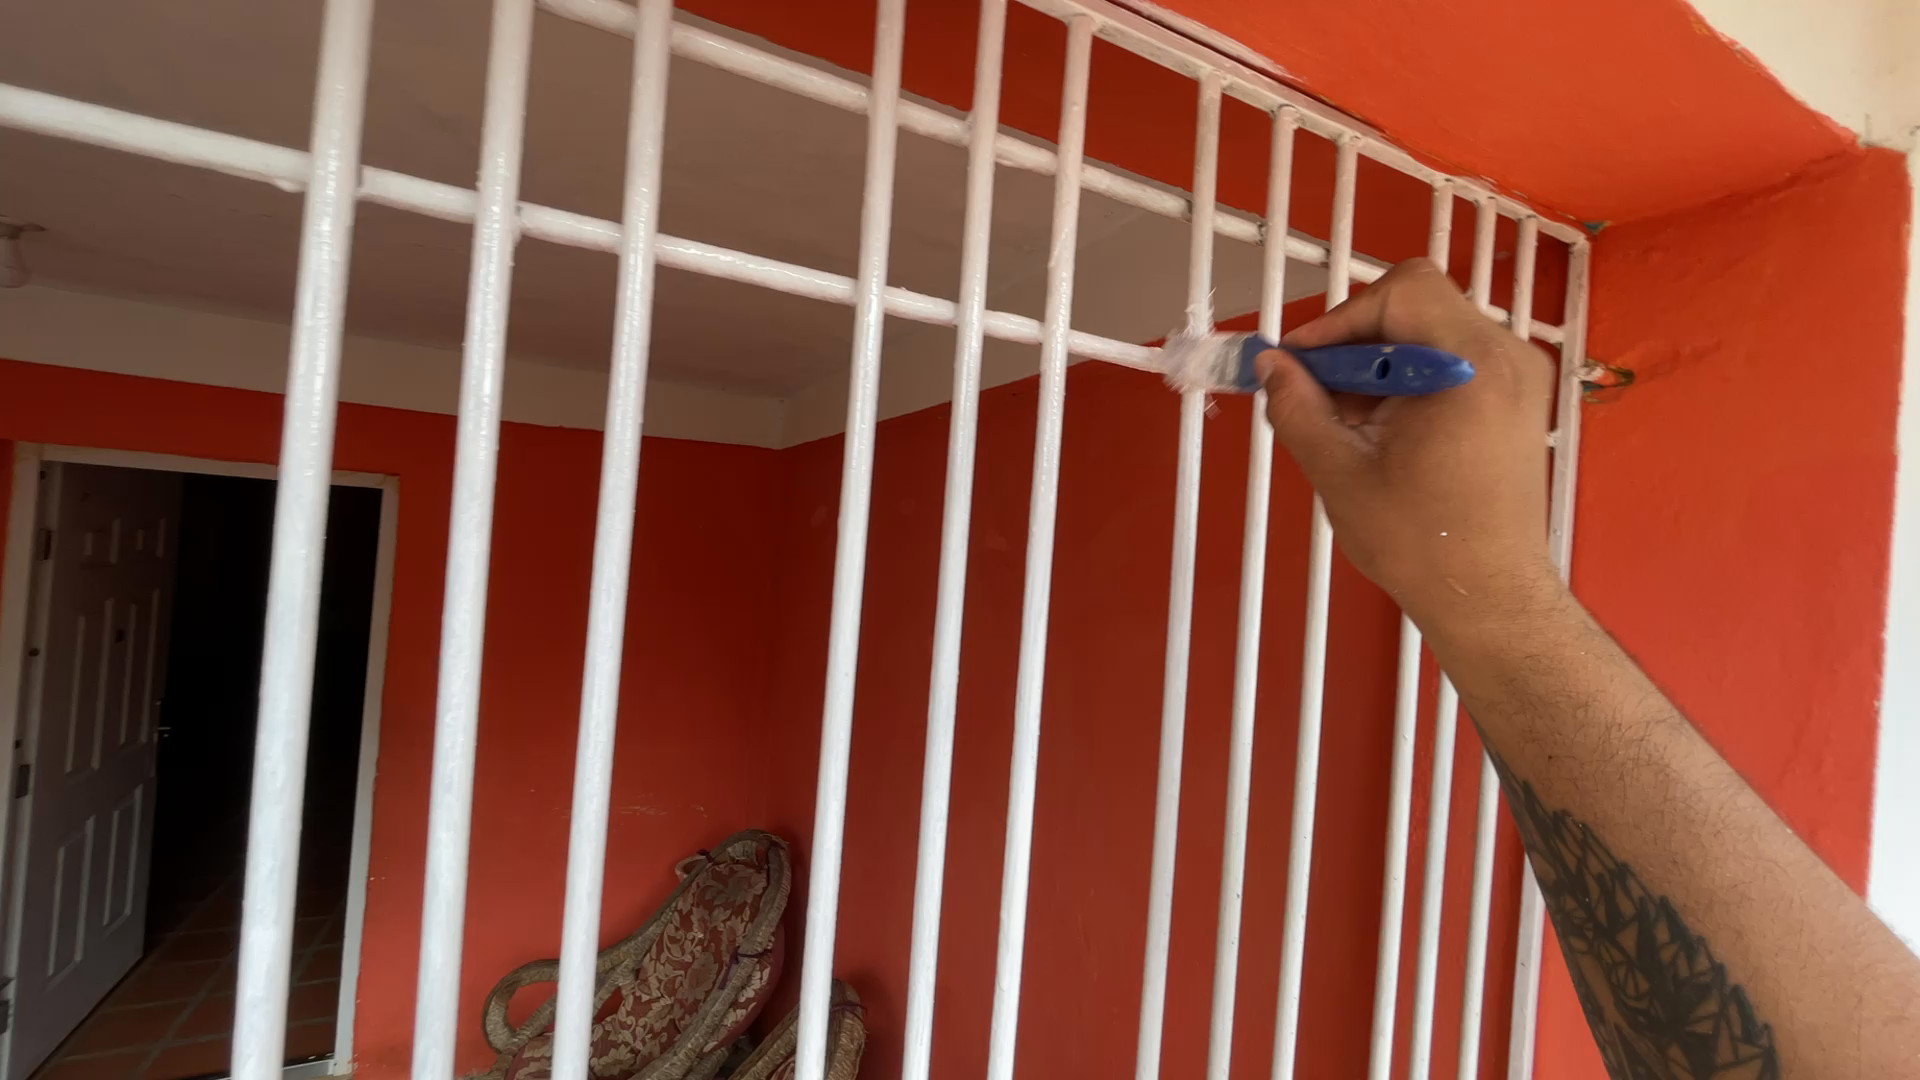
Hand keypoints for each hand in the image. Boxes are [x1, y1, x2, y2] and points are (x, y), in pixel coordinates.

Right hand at [1259, 258, 1561, 631]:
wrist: (1487, 594)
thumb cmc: (1414, 538)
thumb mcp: (1337, 470)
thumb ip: (1297, 407)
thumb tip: (1270, 364)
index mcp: (1469, 364)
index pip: (1401, 290)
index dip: (1339, 319)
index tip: (1299, 365)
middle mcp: (1505, 354)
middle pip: (1414, 307)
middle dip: (1352, 344)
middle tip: (1314, 397)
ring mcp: (1516, 377)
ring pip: (1427, 334)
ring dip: (1373, 367)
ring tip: (1344, 423)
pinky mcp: (1512, 400)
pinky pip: (1447, 363)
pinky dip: (1402, 383)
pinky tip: (1378, 432)